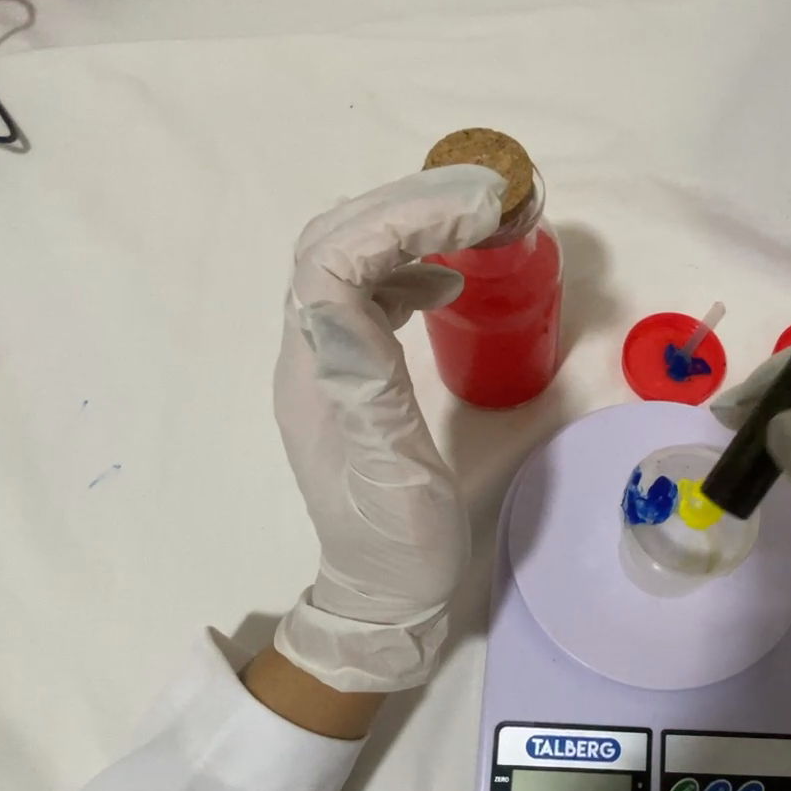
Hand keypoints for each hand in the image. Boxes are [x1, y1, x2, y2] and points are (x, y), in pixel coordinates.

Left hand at [270, 166, 505, 694]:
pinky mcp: (354, 377)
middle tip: (478, 199)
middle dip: (402, 209)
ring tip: (469, 226)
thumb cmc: (397, 545)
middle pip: (332, 247)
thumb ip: (367, 390)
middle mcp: (312, 358)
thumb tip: (338, 298)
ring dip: (404, 231)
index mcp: (318, 378)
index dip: (396, 222)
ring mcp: (330, 366)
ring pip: (348, 265)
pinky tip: (443, 281)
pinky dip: (406, 271)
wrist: (383, 591)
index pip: (331, 263)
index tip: (472, 214)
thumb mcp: (394, 479)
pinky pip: (368, 299)